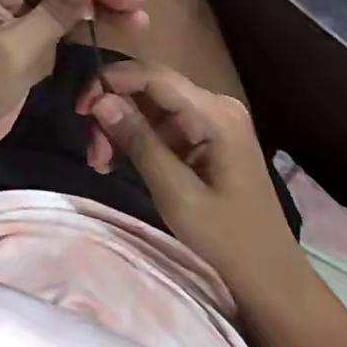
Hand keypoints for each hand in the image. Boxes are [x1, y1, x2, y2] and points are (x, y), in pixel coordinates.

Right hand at [89, 61, 302, 290]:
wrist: (267, 271)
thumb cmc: (225, 236)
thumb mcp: (175, 193)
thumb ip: (139, 142)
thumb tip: (101, 101)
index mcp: (215, 114)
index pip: (153, 75)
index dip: (110, 82)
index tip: (80, 109)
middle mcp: (215, 105)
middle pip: (148, 89)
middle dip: (113, 114)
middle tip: (94, 155)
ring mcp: (211, 119)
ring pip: (149, 107)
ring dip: (120, 130)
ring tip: (103, 165)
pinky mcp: (205, 135)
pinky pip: (160, 124)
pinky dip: (136, 140)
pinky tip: (119, 164)